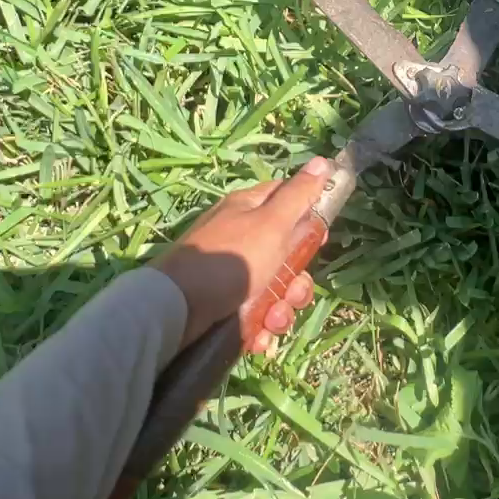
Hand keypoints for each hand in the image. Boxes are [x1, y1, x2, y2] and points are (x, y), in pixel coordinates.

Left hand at [155, 156, 332, 353]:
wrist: (175, 309)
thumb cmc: (230, 259)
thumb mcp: (272, 224)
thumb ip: (299, 195)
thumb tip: (323, 160)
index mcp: (249, 209)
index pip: (288, 200)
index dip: (309, 218)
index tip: (319, 239)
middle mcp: (241, 236)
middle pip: (287, 253)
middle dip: (297, 280)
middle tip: (292, 294)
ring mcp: (230, 272)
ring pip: (274, 287)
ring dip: (282, 309)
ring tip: (273, 322)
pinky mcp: (223, 303)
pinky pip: (255, 312)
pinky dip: (261, 326)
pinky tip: (260, 337)